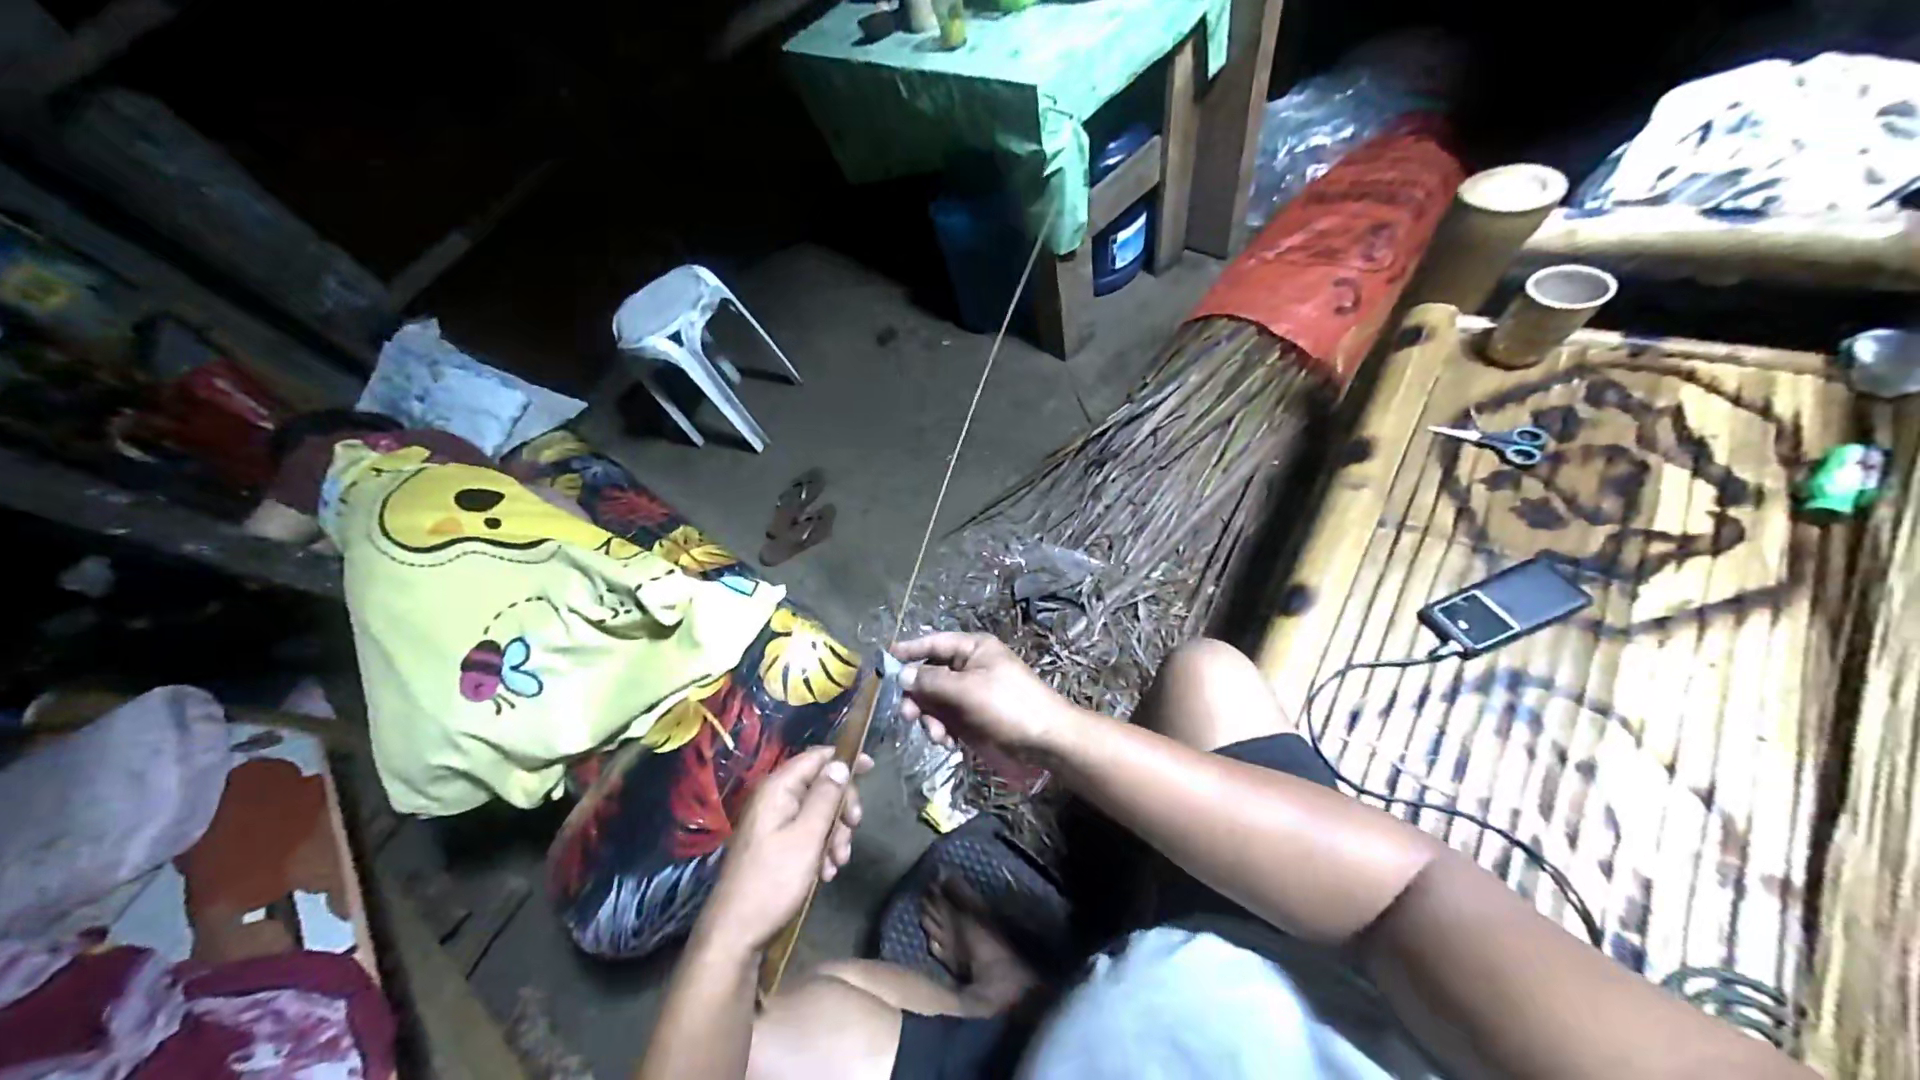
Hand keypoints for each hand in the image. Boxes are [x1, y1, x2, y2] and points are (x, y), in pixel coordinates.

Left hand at [694, 745, 872, 955]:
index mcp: (778, 789)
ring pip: (818, 813)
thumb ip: (826, 797)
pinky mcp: (776, 845)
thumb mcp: (807, 837)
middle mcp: (774, 800)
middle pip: (821, 786)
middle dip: (842, 807)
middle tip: (854, 829)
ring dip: (834, 834)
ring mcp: (774, 823)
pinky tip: (825, 873)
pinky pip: (807, 834)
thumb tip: (840, 763)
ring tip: (837, 863)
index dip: (844, 759)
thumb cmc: (772, 882)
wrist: (736, 935)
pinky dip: (822, 849)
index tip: (871, 768)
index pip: (816, 757)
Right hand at [892, 632, 1082, 756]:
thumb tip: (901, 674)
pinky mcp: (972, 719)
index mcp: (973, 649)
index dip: (909, 650)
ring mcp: (970, 694)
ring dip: (929, 718)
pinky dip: (941, 730)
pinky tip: (947, 743)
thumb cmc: (1008, 705)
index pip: (933, 643)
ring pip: (934, 701)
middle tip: (907, 715)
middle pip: (928, 675)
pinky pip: (945, 720)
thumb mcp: (967, 689)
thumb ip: (931, 681)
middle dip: (917, 696)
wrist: (1045, 740)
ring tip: (936, 734)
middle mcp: (969, 668)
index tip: (884, 660)